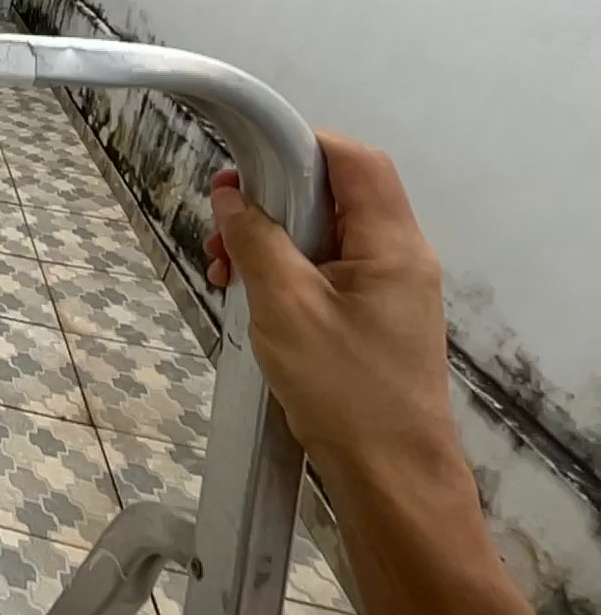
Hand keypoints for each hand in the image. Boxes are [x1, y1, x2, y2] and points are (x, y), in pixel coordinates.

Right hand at [204, 132, 458, 480]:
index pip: (357, 164)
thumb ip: (255, 240)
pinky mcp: (362, 311)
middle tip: (219, 225)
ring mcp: (380, 287)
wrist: (384, 468)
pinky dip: (273, 266)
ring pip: (316, 232)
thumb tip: (229, 196)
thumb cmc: (340, 384)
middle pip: (331, 196)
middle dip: (266, 200)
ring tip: (223, 267)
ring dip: (262, 238)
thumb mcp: (283, 303)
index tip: (244, 159)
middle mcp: (395, 258)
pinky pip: (314, 266)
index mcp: (391, 248)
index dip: (302, 145)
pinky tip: (241, 289)